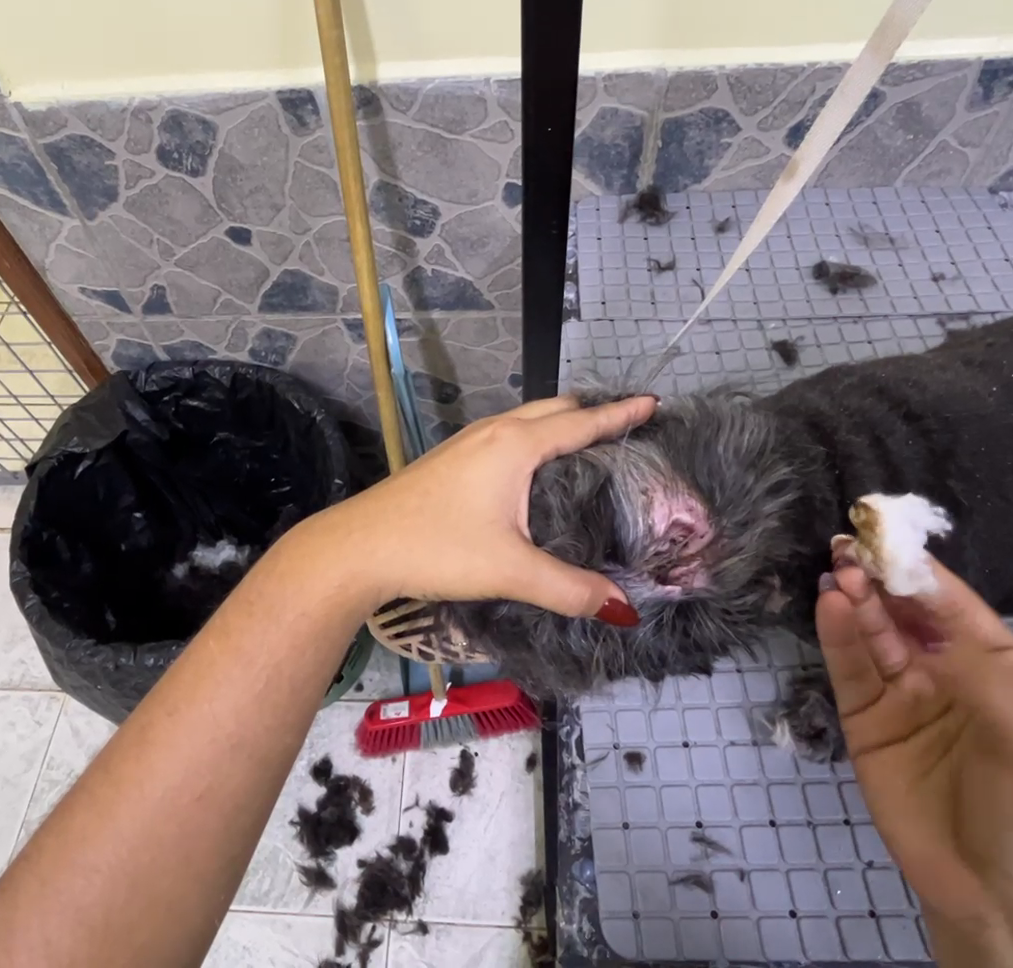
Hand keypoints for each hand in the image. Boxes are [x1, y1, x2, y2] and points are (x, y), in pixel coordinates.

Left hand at [288, 395, 654, 621]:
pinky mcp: (449, 460)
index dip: (619, 414)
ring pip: (525, 420)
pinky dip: (533, 440)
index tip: (653, 403)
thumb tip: (623, 609)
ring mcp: (466, 443)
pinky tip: (533, 472)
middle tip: (624, 429)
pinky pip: (505, 436)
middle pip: (553, 410)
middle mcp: (493, 432)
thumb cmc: (437, 548)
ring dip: (558, 425)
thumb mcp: (510, 570)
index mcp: (516, 446)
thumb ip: (569, 588)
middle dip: (591, 412)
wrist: (359, 547)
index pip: (581, 422)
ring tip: (587, 447)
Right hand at [816, 555, 1012, 967]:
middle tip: (848, 548)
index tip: (888, 537)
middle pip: (907, 613)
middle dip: (880, 580)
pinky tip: (830, 607)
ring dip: (855, 602)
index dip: (922, 573)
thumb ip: (976, 671)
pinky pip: (851, 670)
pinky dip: (838, 637)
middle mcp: (948, 674)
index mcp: (1001, 670)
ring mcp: (903, 698)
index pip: (956, 607)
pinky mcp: (866, 723)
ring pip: (873, 635)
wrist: (1004, 904)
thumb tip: (919, 611)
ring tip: (837, 572)